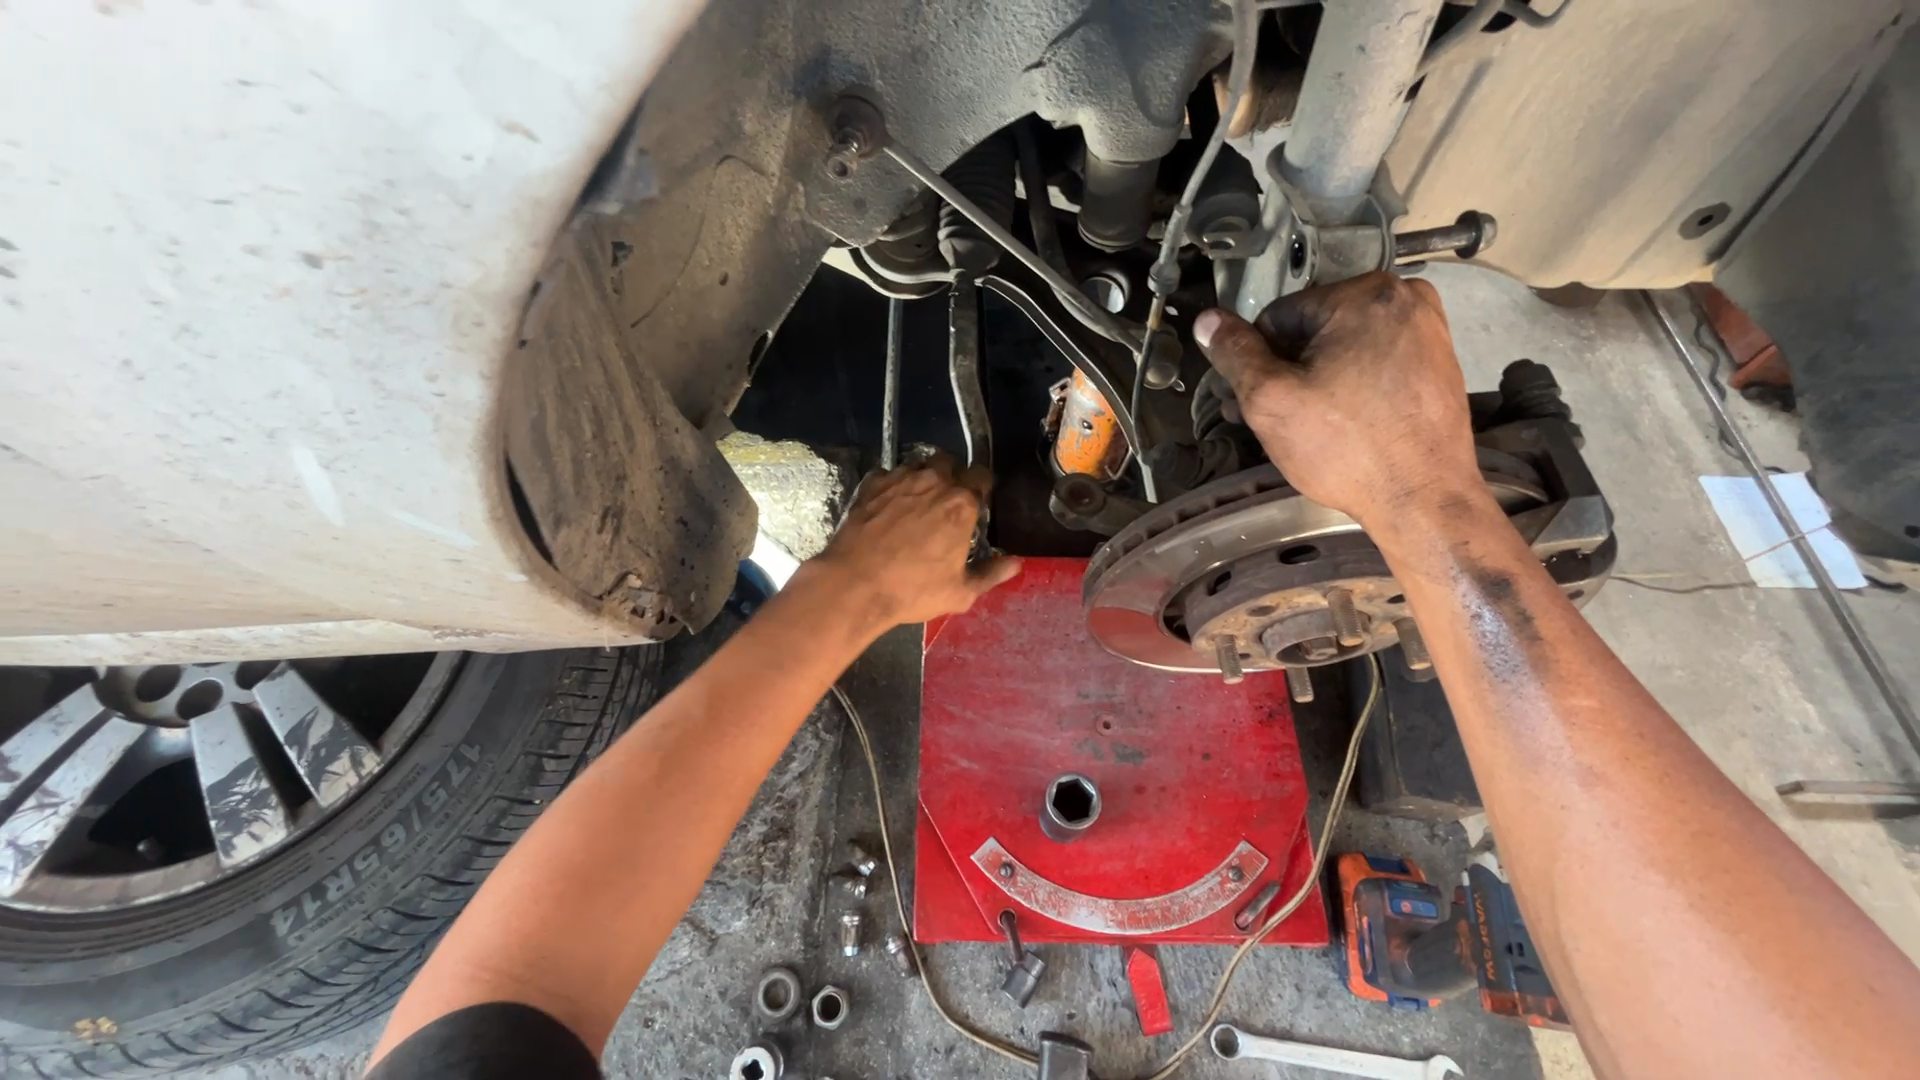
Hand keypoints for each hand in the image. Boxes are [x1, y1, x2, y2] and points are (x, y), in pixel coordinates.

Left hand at [803, 451, 1021, 631]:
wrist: (855, 585)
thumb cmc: (913, 590)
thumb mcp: (960, 592)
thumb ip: (991, 573)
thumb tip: (1015, 563)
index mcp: (961, 503)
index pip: (982, 476)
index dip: (981, 488)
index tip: (976, 502)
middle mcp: (933, 481)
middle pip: (950, 462)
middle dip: (952, 475)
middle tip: (946, 501)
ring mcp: (899, 479)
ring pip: (918, 464)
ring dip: (922, 478)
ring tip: (916, 502)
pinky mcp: (871, 484)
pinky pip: (887, 475)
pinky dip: (891, 485)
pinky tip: (887, 506)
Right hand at [1193, 273, 1483, 529]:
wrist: (1422, 497)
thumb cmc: (1344, 448)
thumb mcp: (1270, 399)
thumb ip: (1234, 354)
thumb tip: (1207, 320)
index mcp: (1364, 294)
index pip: (1277, 317)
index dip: (1255, 362)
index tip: (1249, 401)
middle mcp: (1404, 299)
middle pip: (1312, 330)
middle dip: (1284, 371)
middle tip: (1267, 418)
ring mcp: (1427, 330)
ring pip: (1342, 348)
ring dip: (1312, 379)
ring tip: (1298, 425)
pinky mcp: (1437, 362)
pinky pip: (1373, 362)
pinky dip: (1348, 386)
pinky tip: (1336, 422)